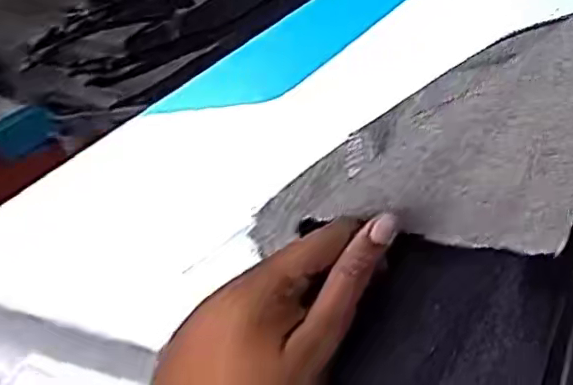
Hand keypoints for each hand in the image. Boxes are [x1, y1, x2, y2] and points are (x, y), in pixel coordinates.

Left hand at [154, 214, 397, 384]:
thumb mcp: (319, 339)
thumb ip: (351, 277)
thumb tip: (383, 225)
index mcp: (254, 285)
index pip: (332, 232)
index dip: (362, 248)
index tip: (373, 276)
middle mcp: (221, 291)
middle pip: (301, 256)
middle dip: (326, 276)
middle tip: (333, 318)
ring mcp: (199, 315)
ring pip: (275, 278)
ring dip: (298, 293)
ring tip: (300, 337)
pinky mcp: (189, 337)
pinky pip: (245, 303)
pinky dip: (268, 314)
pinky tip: (270, 347)